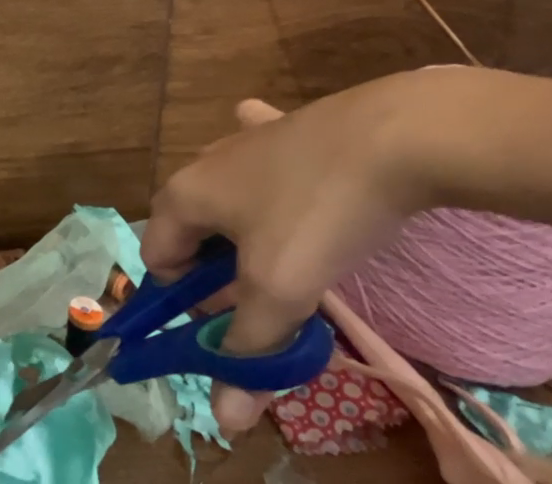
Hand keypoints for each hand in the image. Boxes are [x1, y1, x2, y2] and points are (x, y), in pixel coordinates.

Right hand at [141, 70, 452, 432]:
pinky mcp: (286, 129)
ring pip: (229, 199)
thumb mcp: (280, 291)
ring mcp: (243, 141)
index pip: (158, 259)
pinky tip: (297, 184)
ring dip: (246, 233)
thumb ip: (248, 351)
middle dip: (221, 274)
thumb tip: (225, 422)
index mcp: (182, 196)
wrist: (394, 136)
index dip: (189, 303)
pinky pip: (265, 161)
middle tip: (273, 301)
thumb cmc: (317, 214)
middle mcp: (201, 165)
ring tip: (294, 256)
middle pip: (193, 232)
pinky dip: (272, 180)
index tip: (239, 326)